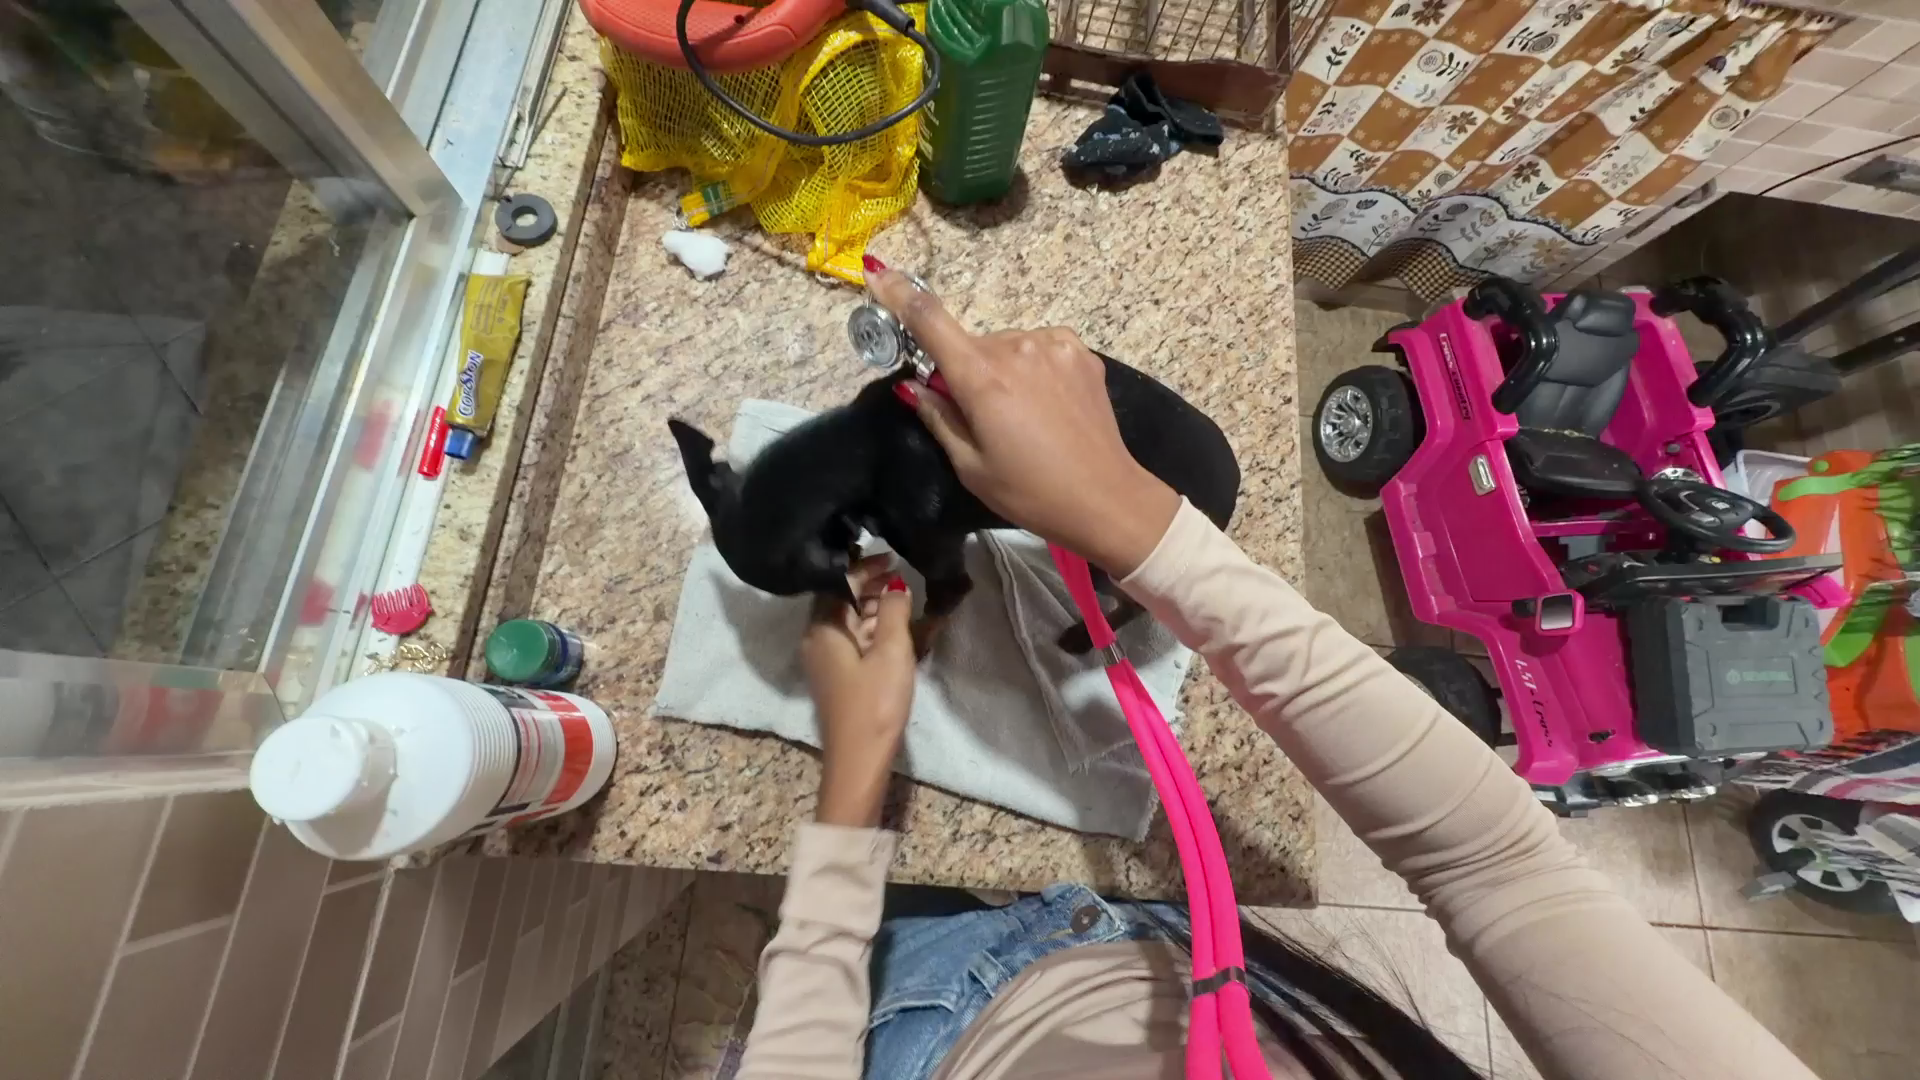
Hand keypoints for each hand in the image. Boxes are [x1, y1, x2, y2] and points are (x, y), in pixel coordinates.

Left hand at [803, 556, 915, 826]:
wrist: (859, 760)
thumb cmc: (875, 701)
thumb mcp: (891, 650)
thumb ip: (894, 610)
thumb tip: (895, 583)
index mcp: (821, 629)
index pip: (837, 583)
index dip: (863, 567)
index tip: (891, 556)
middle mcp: (816, 639)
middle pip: (839, 600)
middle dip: (868, 583)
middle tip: (899, 571)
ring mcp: (824, 660)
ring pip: (847, 620)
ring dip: (871, 605)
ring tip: (902, 593)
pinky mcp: (837, 677)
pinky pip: (852, 640)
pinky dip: (871, 627)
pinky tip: (894, 625)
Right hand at [868, 268, 1179, 576]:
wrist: (1106, 498)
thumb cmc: (1031, 492)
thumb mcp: (971, 467)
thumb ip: (939, 417)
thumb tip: (913, 386)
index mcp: (983, 377)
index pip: (930, 321)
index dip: (899, 294)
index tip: (878, 274)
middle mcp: (1017, 347)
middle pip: (971, 345)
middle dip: (965, 372)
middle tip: (982, 419)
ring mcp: (1054, 344)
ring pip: (1007, 348)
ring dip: (1001, 371)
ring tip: (1023, 419)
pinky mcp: (1081, 351)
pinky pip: (1038, 349)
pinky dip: (1032, 369)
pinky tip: (1047, 405)